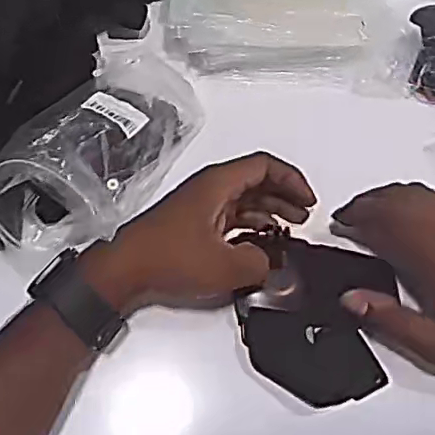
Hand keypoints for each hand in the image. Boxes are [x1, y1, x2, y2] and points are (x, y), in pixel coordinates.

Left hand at [81, 152, 316, 311]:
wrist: (126, 269)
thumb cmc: (167, 256)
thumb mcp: (227, 264)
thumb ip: (261, 262)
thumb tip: (271, 263)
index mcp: (217, 184)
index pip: (263, 165)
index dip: (291, 179)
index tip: (308, 201)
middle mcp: (209, 189)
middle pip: (255, 180)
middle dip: (284, 196)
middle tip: (304, 216)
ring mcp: (200, 206)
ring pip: (243, 200)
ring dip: (268, 212)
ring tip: (288, 232)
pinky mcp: (193, 225)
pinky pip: (230, 218)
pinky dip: (250, 226)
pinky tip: (261, 246)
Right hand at [331, 183, 434, 420]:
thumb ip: (390, 321)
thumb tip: (351, 299)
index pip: (391, 222)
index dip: (359, 219)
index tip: (340, 226)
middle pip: (403, 201)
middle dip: (368, 204)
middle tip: (347, 219)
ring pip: (422, 195)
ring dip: (390, 198)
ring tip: (370, 214)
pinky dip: (414, 198)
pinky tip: (408, 213)